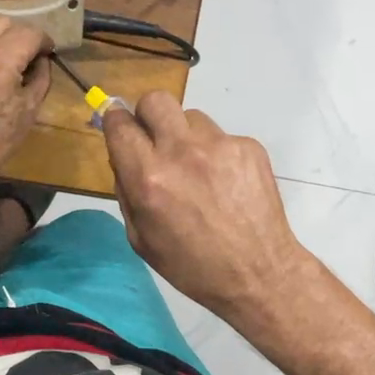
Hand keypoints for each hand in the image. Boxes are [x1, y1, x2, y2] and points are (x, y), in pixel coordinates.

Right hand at [102, 92, 312, 315]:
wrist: (258, 274)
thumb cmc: (192, 266)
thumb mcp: (141, 238)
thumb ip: (126, 190)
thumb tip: (122, 155)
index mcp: (148, 178)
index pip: (119, 122)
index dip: (116, 122)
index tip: (120, 129)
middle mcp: (182, 152)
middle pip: (155, 100)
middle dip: (148, 115)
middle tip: (155, 139)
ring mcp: (220, 145)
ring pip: (191, 117)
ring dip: (186, 137)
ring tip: (199, 172)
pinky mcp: (249, 146)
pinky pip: (222, 136)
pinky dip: (217, 154)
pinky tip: (226, 184)